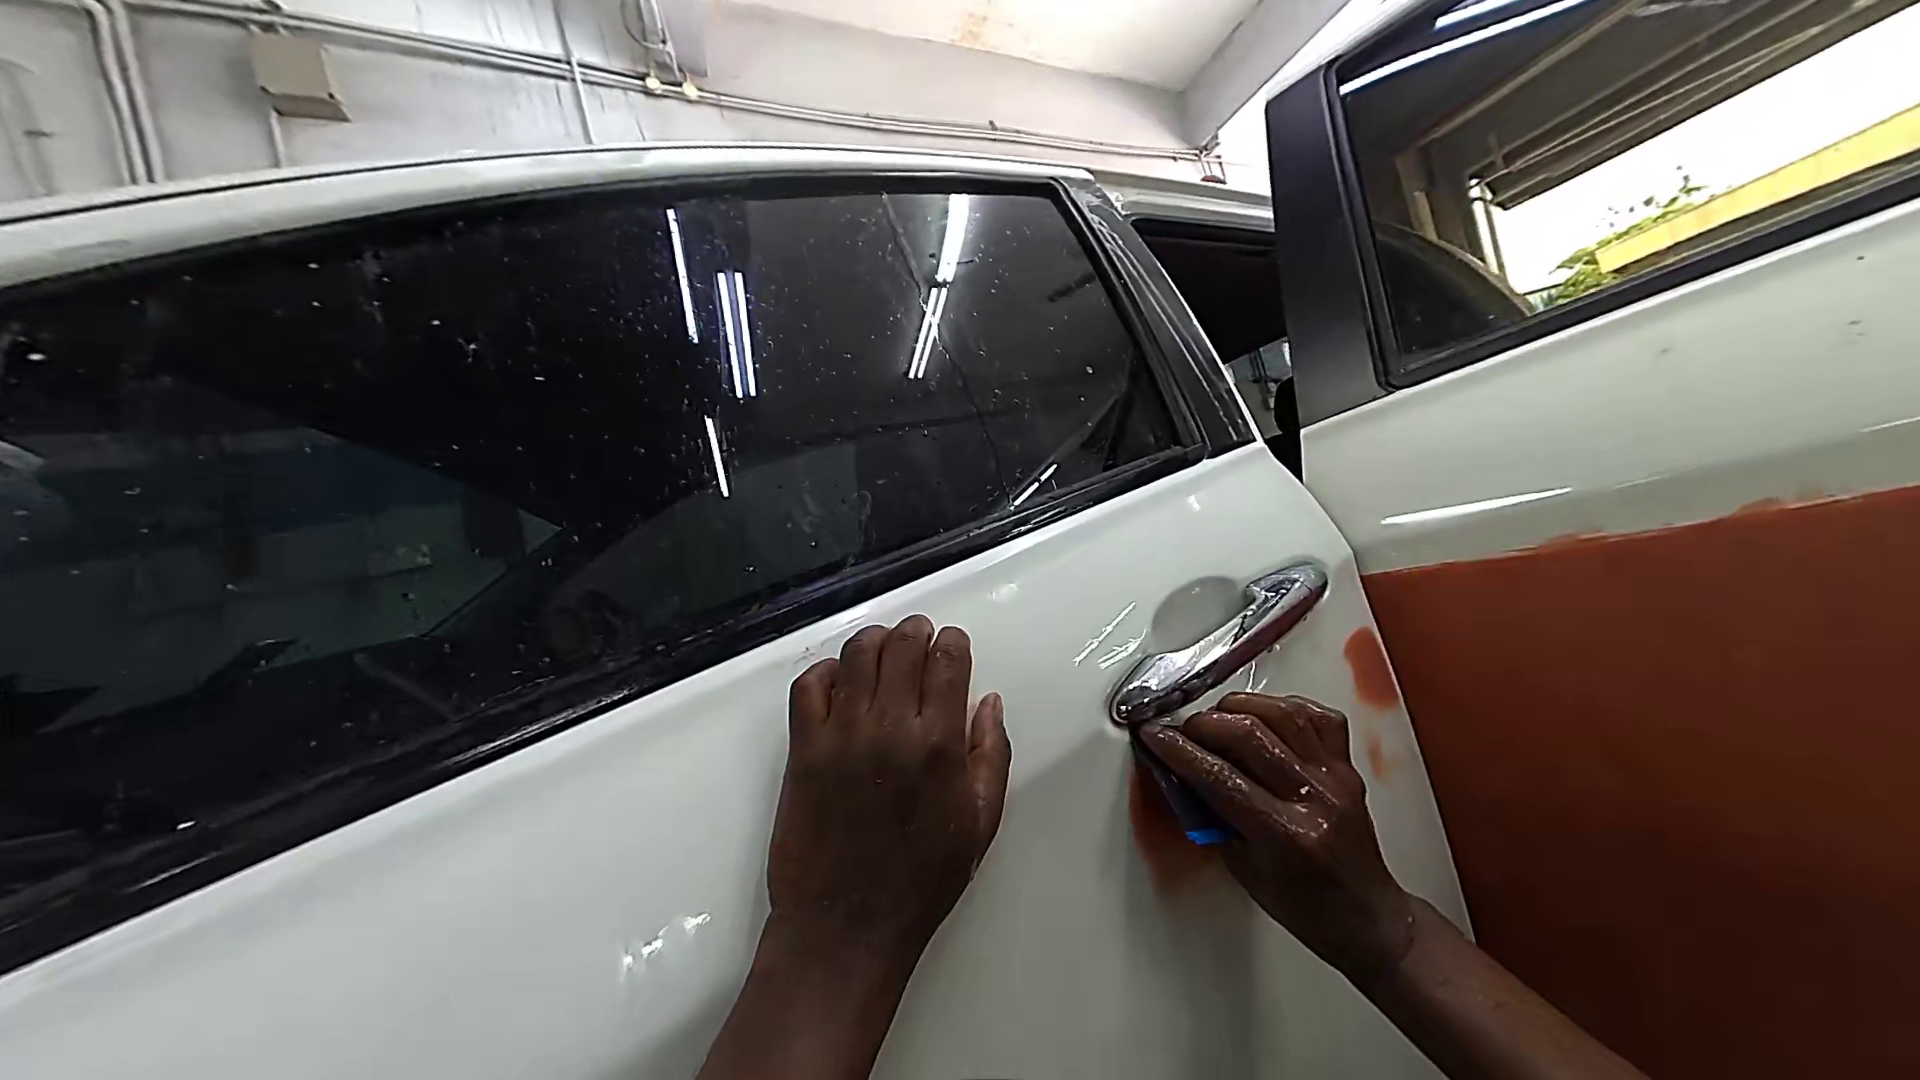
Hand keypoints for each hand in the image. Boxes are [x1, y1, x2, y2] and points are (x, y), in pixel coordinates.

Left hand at [767, 616, 1012, 963]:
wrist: (846, 926)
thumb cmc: (921, 880)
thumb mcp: (980, 823)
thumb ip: (991, 754)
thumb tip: (988, 702)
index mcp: (937, 744)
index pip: (947, 661)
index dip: (953, 642)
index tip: (953, 643)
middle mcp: (888, 728)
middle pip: (901, 646)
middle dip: (916, 630)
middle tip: (920, 633)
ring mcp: (840, 735)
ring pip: (856, 655)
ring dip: (875, 639)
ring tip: (884, 645)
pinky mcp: (803, 749)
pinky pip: (808, 687)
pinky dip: (825, 671)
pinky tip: (841, 679)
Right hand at [1140, 693, 1413, 982]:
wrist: (1367, 917)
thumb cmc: (1299, 903)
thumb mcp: (1240, 864)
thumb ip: (1211, 812)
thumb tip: (1178, 767)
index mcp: (1285, 835)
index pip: (1219, 777)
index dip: (1177, 749)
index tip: (1152, 733)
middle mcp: (1314, 799)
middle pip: (1249, 734)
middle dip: (1202, 723)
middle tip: (1182, 730)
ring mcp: (1336, 778)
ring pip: (1282, 714)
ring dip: (1238, 707)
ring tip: (1217, 718)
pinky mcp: (1348, 766)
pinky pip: (1317, 716)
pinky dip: (1282, 706)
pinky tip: (1261, 715)